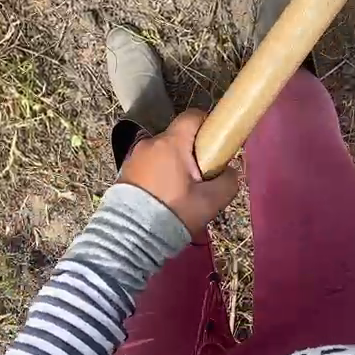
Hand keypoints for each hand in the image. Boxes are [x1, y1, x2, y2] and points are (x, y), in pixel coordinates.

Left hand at [119, 109, 239, 238]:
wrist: (130, 237)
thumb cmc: (174, 213)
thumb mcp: (211, 202)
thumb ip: (228, 181)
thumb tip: (230, 171)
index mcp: (171, 143)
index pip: (193, 117)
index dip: (208, 126)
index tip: (216, 146)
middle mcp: (150, 143)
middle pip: (178, 138)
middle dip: (192, 153)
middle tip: (200, 180)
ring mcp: (134, 157)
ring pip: (163, 153)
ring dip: (173, 167)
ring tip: (179, 195)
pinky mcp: (124, 172)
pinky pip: (148, 166)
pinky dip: (158, 176)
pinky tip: (162, 199)